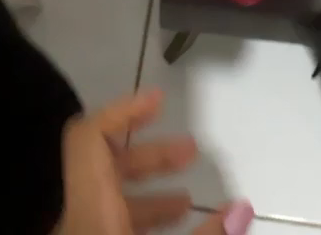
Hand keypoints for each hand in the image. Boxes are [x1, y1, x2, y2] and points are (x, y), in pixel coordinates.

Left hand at [55, 89, 254, 234]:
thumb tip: (243, 207)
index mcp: (88, 207)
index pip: (89, 135)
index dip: (124, 110)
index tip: (160, 99)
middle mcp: (77, 214)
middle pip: (105, 162)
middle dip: (151, 152)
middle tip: (192, 150)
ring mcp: (80, 230)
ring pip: (109, 195)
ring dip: (150, 187)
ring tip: (188, 194)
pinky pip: (109, 219)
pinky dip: (140, 216)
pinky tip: (176, 224)